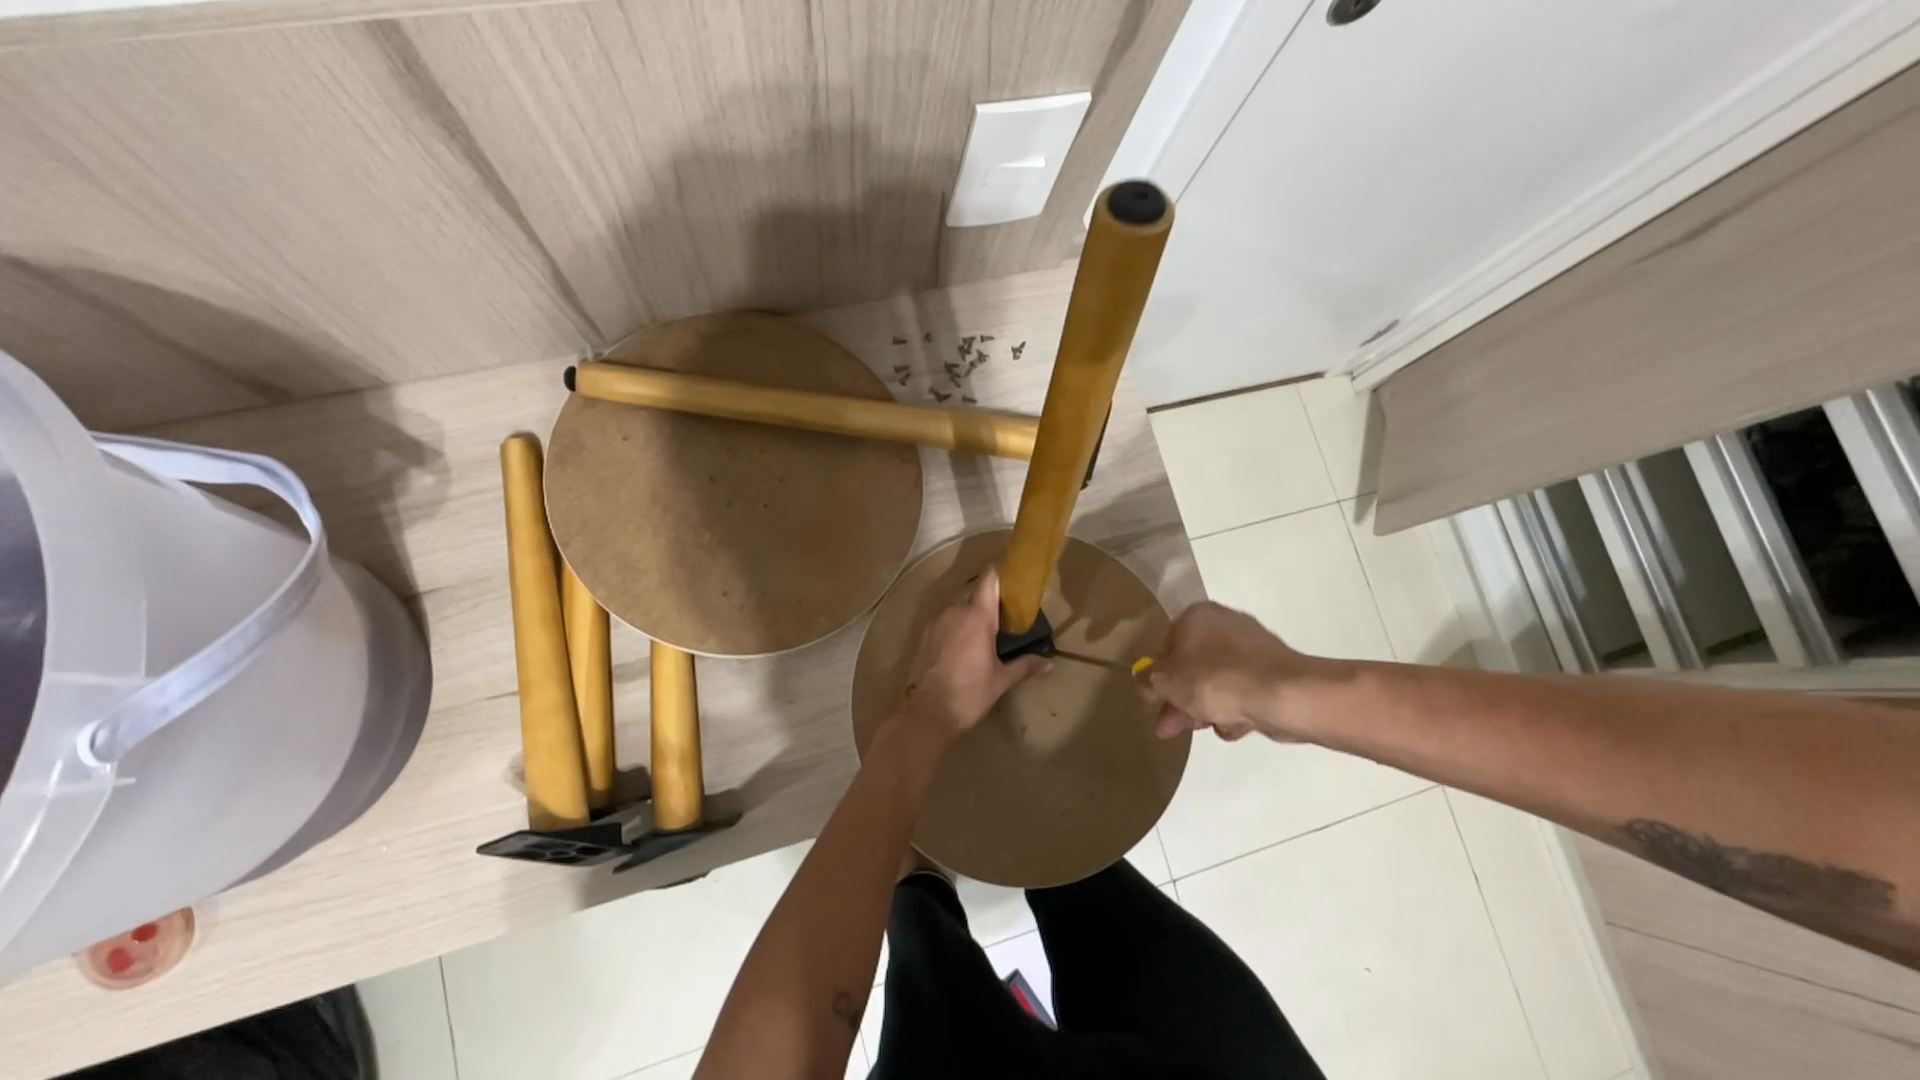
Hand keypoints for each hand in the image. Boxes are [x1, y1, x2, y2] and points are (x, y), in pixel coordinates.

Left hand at [896, 566, 1049, 737]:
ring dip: (970, 609)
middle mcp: (954, 611)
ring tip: (986, 627)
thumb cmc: (969, 693)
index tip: (1012, 577)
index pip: (988, 580)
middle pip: (972, 590)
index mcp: (977, 616)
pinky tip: (965, 641)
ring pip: (956, 605)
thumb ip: (1025, 666)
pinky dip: (956, 622)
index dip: (999, 573)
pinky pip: (945, 619)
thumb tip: (1049, 663)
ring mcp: (936, 622)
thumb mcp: (1001, 680)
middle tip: (1004, 609)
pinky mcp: (924, 635)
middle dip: (987, 595)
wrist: (927, 713)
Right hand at [1138, 601, 1339, 741]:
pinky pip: (1242, 693)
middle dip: (1179, 701)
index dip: (1158, 675)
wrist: (1282, 694)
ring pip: (1216, 683)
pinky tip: (1233, 726)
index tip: (1155, 700)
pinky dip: (1234, 710)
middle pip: (1192, 667)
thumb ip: (1147, 680)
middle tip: (1170, 728)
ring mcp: (1252, 649)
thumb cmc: (1215, 680)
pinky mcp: (1272, 673)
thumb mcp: (1166, 681)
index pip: (1167, 644)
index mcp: (1198, 616)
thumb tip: (1143, 680)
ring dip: (1205, 709)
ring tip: (1206, 729)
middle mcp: (1225, 625)